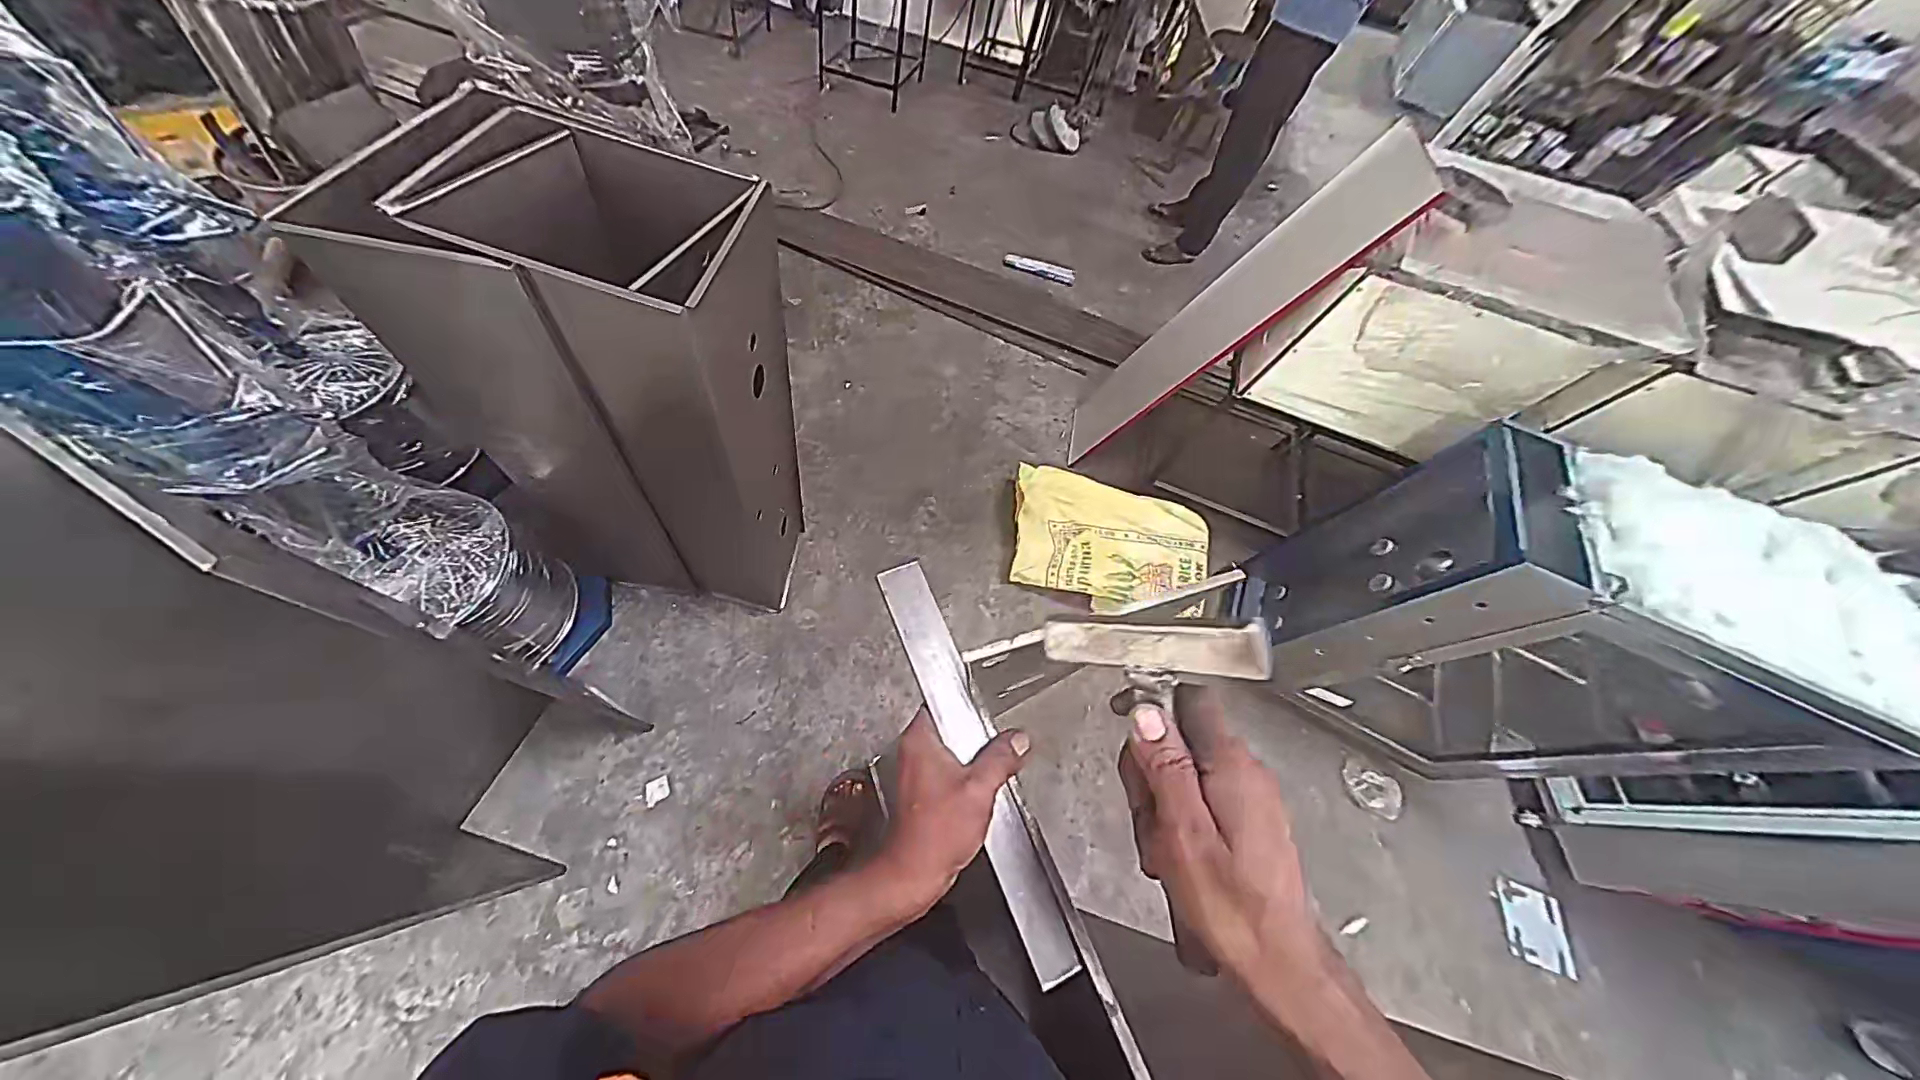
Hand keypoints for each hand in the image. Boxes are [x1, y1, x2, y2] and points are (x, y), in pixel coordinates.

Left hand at [874, 708, 1030, 913]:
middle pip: (951, 728)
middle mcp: (912, 752)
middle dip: (975, 739)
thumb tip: (1017, 741)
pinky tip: (974, 797)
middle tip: (992, 752)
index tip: (985, 716)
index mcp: (920, 740)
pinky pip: (948, 774)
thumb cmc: (934, 834)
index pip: (942, 704)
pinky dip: (964, 780)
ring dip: (971, 762)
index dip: (967, 707)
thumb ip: (1001, 759)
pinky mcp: (921, 792)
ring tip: (984, 778)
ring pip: (951, 752)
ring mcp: (914, 772)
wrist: (914, 873)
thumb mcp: (980, 789)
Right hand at [1119, 684, 1315, 984]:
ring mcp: (1248, 796)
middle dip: (1149, 775)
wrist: (1279, 965)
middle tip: (1150, 819)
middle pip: (1178, 740)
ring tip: (1165, 850)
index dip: (1151, 710)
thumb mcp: (1183, 834)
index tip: (1129, 734)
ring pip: (1182, 774)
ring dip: (1160, 807)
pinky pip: (1196, 800)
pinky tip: (1178, 857)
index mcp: (1232, 767)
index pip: (1189, 701)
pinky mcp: (1246, 819)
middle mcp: (1246, 773)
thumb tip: (1147, 716)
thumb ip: (1165, 768)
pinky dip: (1177, 823)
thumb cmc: (1233, 910)